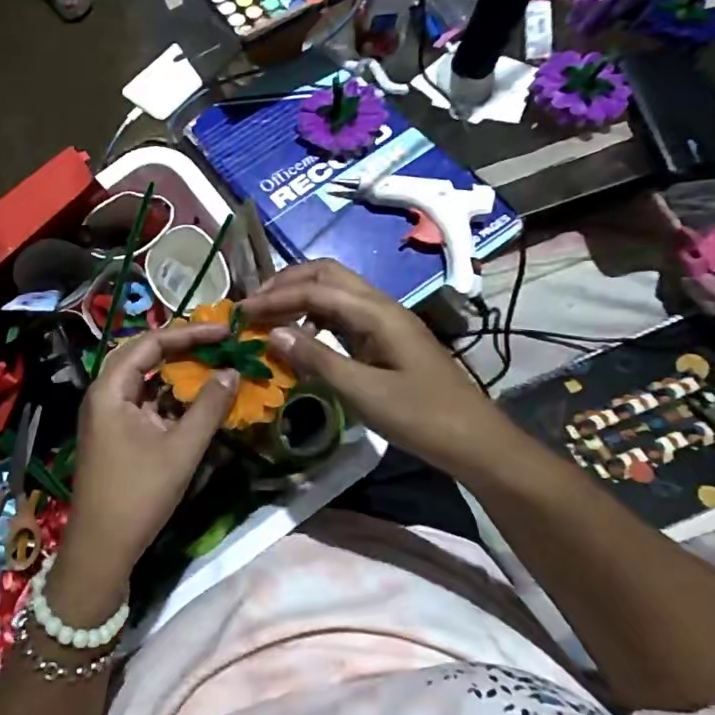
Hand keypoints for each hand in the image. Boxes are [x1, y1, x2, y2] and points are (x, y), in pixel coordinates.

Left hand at [49, 323, 237, 616]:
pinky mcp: (117, 434)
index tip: (225, 331)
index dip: (190, 334)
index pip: (151, 342)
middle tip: (219, 343)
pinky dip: (172, 398)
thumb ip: (209, 407)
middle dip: (183, 347)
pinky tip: (198, 402)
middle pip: (144, 355)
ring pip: (146, 379)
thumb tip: (232, 372)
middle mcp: (105, 395)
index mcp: (110, 389)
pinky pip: (146, 402)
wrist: (102, 548)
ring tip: (215, 365)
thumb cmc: (139, 494)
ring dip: (178, 373)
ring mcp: (109, 416)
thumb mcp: (181, 449)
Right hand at [236, 261, 520, 477]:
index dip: (275, 298)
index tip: (241, 312)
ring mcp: (385, 321)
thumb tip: (273, 333)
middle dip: (287, 283)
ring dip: (301, 296)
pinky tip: (301, 337)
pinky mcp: (386, 338)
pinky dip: (316, 317)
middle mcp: (381, 306)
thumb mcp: (364, 392)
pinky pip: (344, 315)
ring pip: (336, 292)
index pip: (316, 291)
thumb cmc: (421, 417)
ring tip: (269, 318)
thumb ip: (317, 359)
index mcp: (378, 312)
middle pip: (327, 275)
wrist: (473, 439)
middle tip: (254, 305)